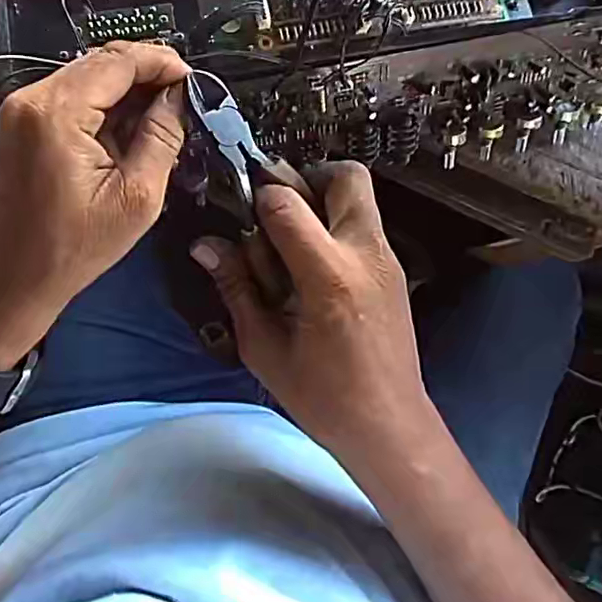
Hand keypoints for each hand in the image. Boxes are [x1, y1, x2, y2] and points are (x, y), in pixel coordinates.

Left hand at [0, 42, 188, 368]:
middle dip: (149, 72)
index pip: (119, 61)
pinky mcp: (24, 120)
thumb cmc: (75, 247)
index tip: (195, 82)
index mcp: (57, 113)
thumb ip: (163, 135)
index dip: (163, 62)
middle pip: (103, 60)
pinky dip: (109, 101)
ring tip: (165, 113)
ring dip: (130, 87)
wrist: (14, 279)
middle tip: (185, 98)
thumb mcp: (138, 196)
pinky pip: (76, 93)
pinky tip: (133, 124)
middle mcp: (33, 98)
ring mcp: (23, 107)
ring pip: (91, 73)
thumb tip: (180, 95)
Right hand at [190, 162, 437, 463]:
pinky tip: (315, 264)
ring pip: (360, 194)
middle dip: (308, 177)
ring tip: (295, 239)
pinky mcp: (395, 267)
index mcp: (329, 276)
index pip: (288, 203)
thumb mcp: (264, 348)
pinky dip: (338, 224)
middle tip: (281, 209)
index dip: (259, 199)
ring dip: (324, 199)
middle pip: (346, 175)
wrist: (389, 425)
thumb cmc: (324, 397)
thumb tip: (206, 246)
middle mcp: (365, 254)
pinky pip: (365, 222)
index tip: (246, 215)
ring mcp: (387, 258)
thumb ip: (237, 288)